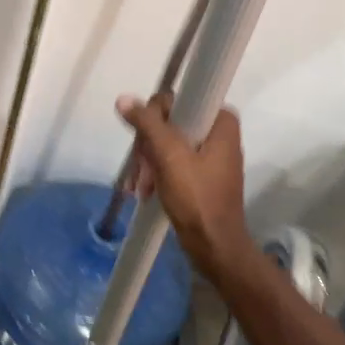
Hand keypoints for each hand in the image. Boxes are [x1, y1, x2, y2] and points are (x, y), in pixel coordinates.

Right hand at [116, 92, 251, 277]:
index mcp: (221, 123)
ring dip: (148, 163)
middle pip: (170, 123)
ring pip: (167, 144)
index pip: (182, 99)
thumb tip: (123, 99)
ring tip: (140, 186)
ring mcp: (209, 156)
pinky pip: (171, 162)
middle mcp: (217, 134)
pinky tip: (144, 190)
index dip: (159, 115)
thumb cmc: (196, 197)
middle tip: (142, 169)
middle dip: (149, 146)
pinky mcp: (200, 176)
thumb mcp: (169, 156)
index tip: (147, 137)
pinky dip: (156, 173)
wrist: (213, 245)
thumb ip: (148, 124)